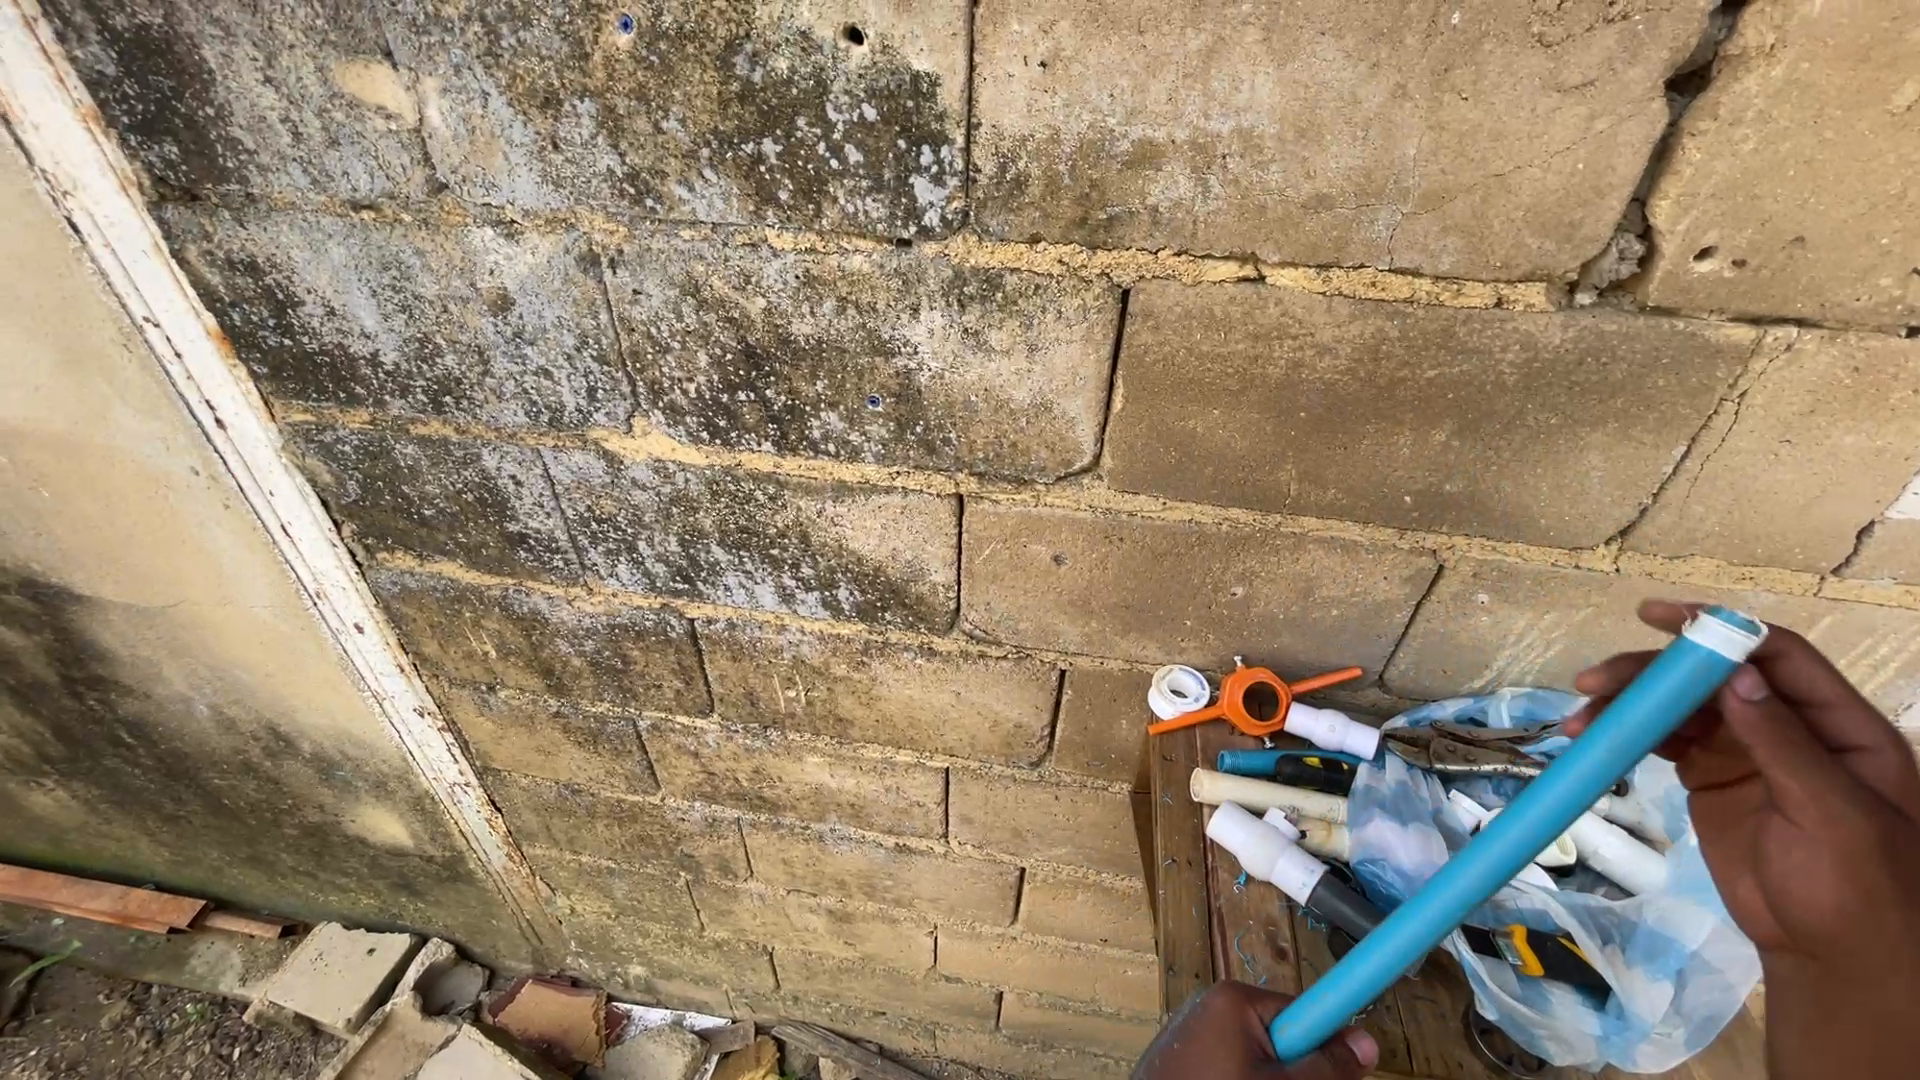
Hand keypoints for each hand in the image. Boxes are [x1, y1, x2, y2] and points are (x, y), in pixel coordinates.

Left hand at [1131, 981, 1376, 1079]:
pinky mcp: (1185, 1062)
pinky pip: (1232, 1067)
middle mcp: (1213, 1006)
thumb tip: (1369, 1041)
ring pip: (1258, 1062)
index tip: (1356, 1058)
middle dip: (1297, 1074)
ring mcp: (1196, 1035)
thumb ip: (1328, 1067)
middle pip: (1282, 1041)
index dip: (1327, 1040)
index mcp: (1235, 999)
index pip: (1302, 1011)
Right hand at [1565, 600, 1919, 1078]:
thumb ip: (1785, 743)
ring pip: (1677, 704)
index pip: (1777, 657)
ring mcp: (1746, 752)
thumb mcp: (1833, 817)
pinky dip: (1625, 731)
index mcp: (1841, 730)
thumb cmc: (1862, 892)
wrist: (1836, 957)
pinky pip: (1662, 737)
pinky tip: (1596, 737)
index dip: (1719, 629)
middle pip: (1709, 677)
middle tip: (1591, 683)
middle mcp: (1790, 729)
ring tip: (1581, 721)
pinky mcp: (1710, 775)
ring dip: (1626, 704)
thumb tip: (1735, 675)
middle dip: (1648, 673)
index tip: (1656, 616)